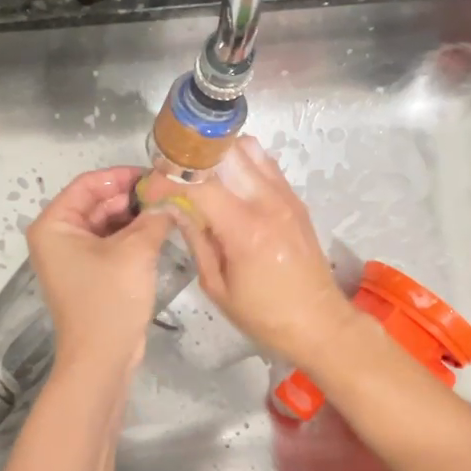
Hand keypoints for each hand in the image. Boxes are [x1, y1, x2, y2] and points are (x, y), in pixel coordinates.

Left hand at [26, 167, 175, 379]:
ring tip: (171, 207)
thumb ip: (154, 217)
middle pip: (97, 202)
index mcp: (54, 225)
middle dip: (132, 196)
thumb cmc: (109, 299)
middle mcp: (58, 236)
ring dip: (136, 216)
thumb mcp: (135, 251)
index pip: (88, 184)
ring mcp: (73, 256)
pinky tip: (161, 229)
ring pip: (107, 222)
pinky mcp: (90, 273)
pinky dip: (133, 235)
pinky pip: (111, 243)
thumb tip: (172, 195)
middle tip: (170, 191)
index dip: (121, 176)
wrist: (102, 359)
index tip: (155, 174)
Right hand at [146, 137, 359, 365]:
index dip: (170, 179)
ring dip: (219, 155)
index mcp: (245, 229)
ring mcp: (285, 196)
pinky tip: (229, 184)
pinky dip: (242, 163)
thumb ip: (195, 239)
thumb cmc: (262, 315)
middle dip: (193, 158)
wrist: (318, 321)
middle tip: (175, 174)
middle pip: (225, 152)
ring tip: (202, 174)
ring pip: (248, 148)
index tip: (152, 186)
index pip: (199, 183)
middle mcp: (268, 202)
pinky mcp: (295, 198)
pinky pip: (265, 163)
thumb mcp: (215, 285)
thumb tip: (173, 206)